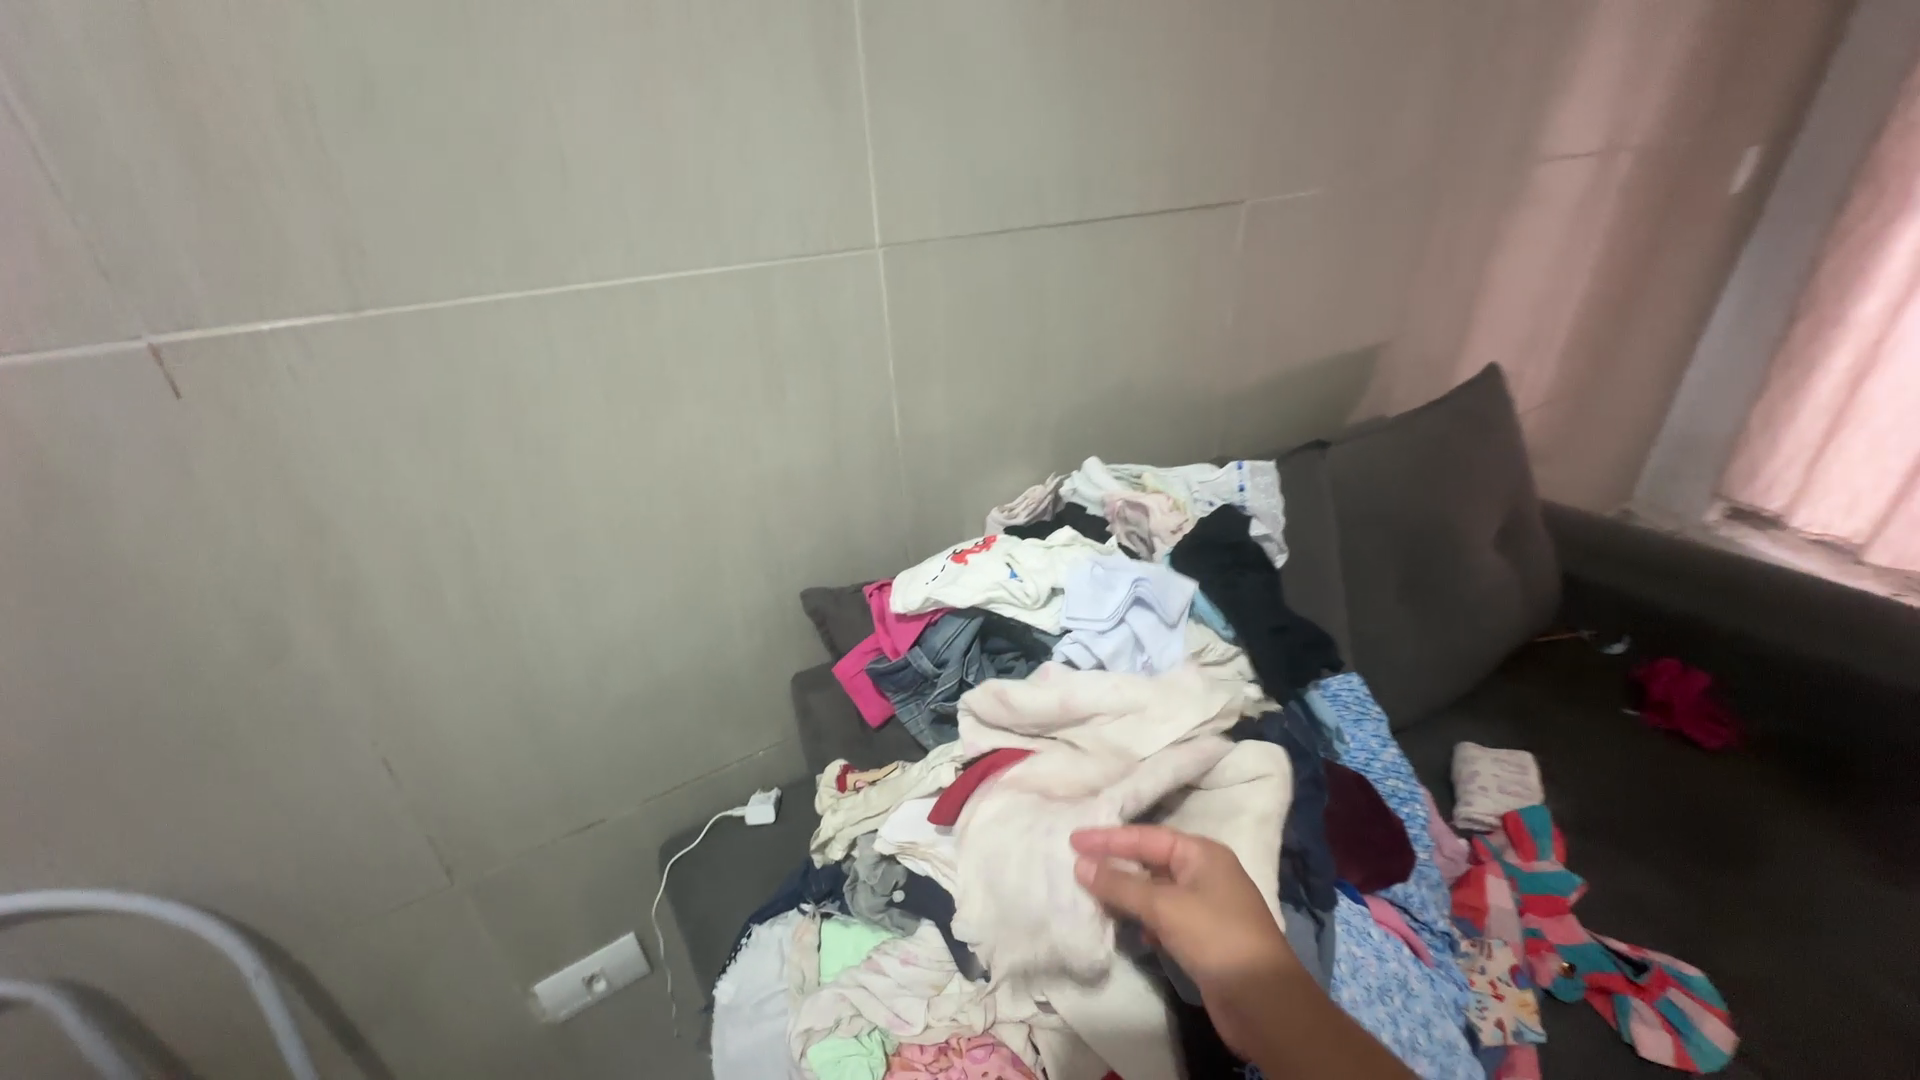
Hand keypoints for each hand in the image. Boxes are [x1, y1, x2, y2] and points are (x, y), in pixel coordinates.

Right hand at [1071, 825, 1296, 1060]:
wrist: (1265, 1004)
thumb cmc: (1216, 939)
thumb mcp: (1164, 907)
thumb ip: (1121, 885)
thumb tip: (1081, 865)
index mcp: (1202, 853)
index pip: (1146, 836)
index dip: (1108, 838)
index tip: (1073, 840)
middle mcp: (1205, 872)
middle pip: (1151, 860)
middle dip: (1116, 863)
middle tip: (1078, 864)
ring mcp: (1206, 905)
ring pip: (1155, 890)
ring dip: (1127, 893)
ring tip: (1093, 894)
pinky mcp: (1203, 937)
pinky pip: (1163, 916)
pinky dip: (1143, 919)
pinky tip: (1129, 929)